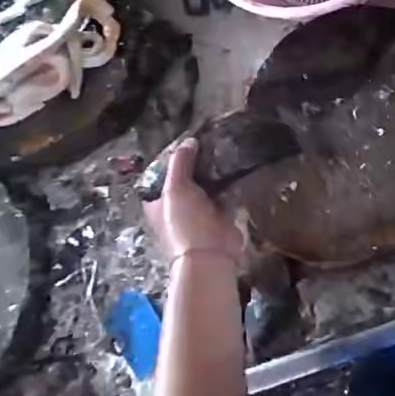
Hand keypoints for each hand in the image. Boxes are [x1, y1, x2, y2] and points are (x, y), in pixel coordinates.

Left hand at [144, 138, 245, 267]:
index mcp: (158, 202)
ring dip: (215, 170)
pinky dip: (231, 182)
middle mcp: (177, 205)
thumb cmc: (183, 222)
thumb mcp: (175, 188)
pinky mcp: (221, 214)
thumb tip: (189, 141)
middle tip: (209, 140)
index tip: (186, 141)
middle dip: (196, 162)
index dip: (170, 158)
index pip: (160, 174)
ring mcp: (200, 210)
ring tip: (224, 147)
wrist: (209, 255)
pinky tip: (237, 164)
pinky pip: (225, 193)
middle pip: (185, 177)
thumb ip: (180, 162)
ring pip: (206, 184)